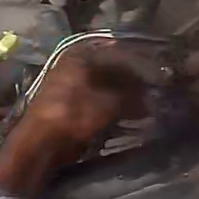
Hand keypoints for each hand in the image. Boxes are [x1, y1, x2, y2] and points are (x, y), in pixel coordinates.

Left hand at [0, 39, 167, 195]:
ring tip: (146, 108)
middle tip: (154, 94)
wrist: (40, 144)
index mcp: (80, 57)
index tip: (158, 77)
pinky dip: (113, 109)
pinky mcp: (68, 107)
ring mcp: (69, 87)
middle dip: (134, 84)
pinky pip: (97, 103)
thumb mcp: (108, 104)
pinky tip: (127, 118)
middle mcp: (73, 67)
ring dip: (125, 98)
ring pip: (105, 89)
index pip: (118, 54)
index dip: (140, 66)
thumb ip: (132, 98)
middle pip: (112, 72)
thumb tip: (153, 100)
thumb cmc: (73, 116)